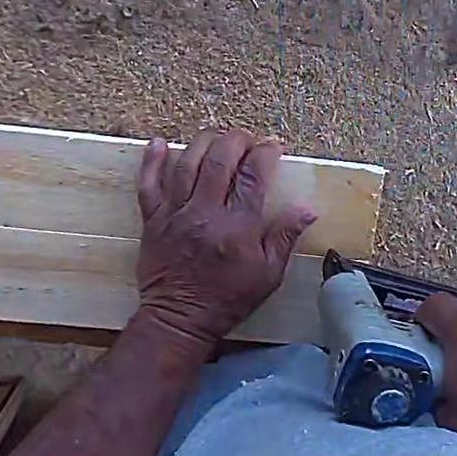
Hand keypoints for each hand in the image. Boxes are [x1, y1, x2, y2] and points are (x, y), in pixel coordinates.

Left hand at [134, 130, 317, 349]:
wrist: (179, 320)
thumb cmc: (227, 298)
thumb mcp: (268, 275)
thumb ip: (285, 237)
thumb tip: (307, 209)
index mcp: (238, 227)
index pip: (254, 176)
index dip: (265, 153)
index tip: (273, 146)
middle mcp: (206, 214)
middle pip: (220, 160)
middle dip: (236, 140)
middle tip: (246, 137)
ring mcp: (176, 215)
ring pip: (187, 165)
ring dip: (203, 143)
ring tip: (216, 135)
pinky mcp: (153, 220)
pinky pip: (148, 185)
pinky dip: (151, 162)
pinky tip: (158, 143)